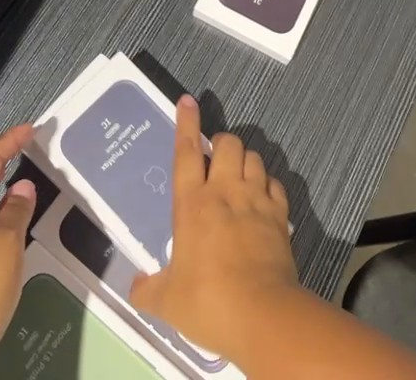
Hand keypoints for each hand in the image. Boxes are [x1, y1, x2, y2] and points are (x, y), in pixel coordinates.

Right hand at [129, 94, 303, 360]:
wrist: (262, 315)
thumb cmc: (207, 302)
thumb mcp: (166, 302)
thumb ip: (147, 290)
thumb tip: (135, 286)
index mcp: (192, 204)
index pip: (185, 152)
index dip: (186, 123)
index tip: (188, 100)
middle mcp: (224, 192)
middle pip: (227, 144)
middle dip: (221, 144)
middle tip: (215, 160)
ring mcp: (256, 201)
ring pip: (254, 158)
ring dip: (245, 161)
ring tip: (239, 177)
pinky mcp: (281, 216)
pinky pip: (276, 184)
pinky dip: (269, 185)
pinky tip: (263, 198)